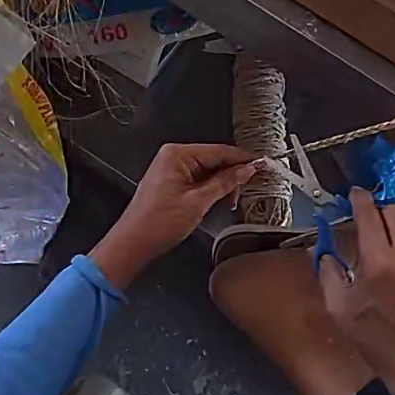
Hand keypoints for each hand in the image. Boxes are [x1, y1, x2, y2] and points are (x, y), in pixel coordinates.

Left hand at [89, 144, 260, 289]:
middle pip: (213, 159)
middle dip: (233, 174)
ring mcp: (171, 169)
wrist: (132, 244)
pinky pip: (198, 179)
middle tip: (252, 186)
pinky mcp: (171, 182)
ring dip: (223, 184)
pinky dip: (211, 189)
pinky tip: (221, 199)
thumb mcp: (198, 202)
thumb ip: (225, 183)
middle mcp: (173, 156)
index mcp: (177, 154)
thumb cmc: (159, 223)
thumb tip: (247, 170)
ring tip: (235, 199)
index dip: (242, 159)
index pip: (218, 151)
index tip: (262, 165)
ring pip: (207, 171)